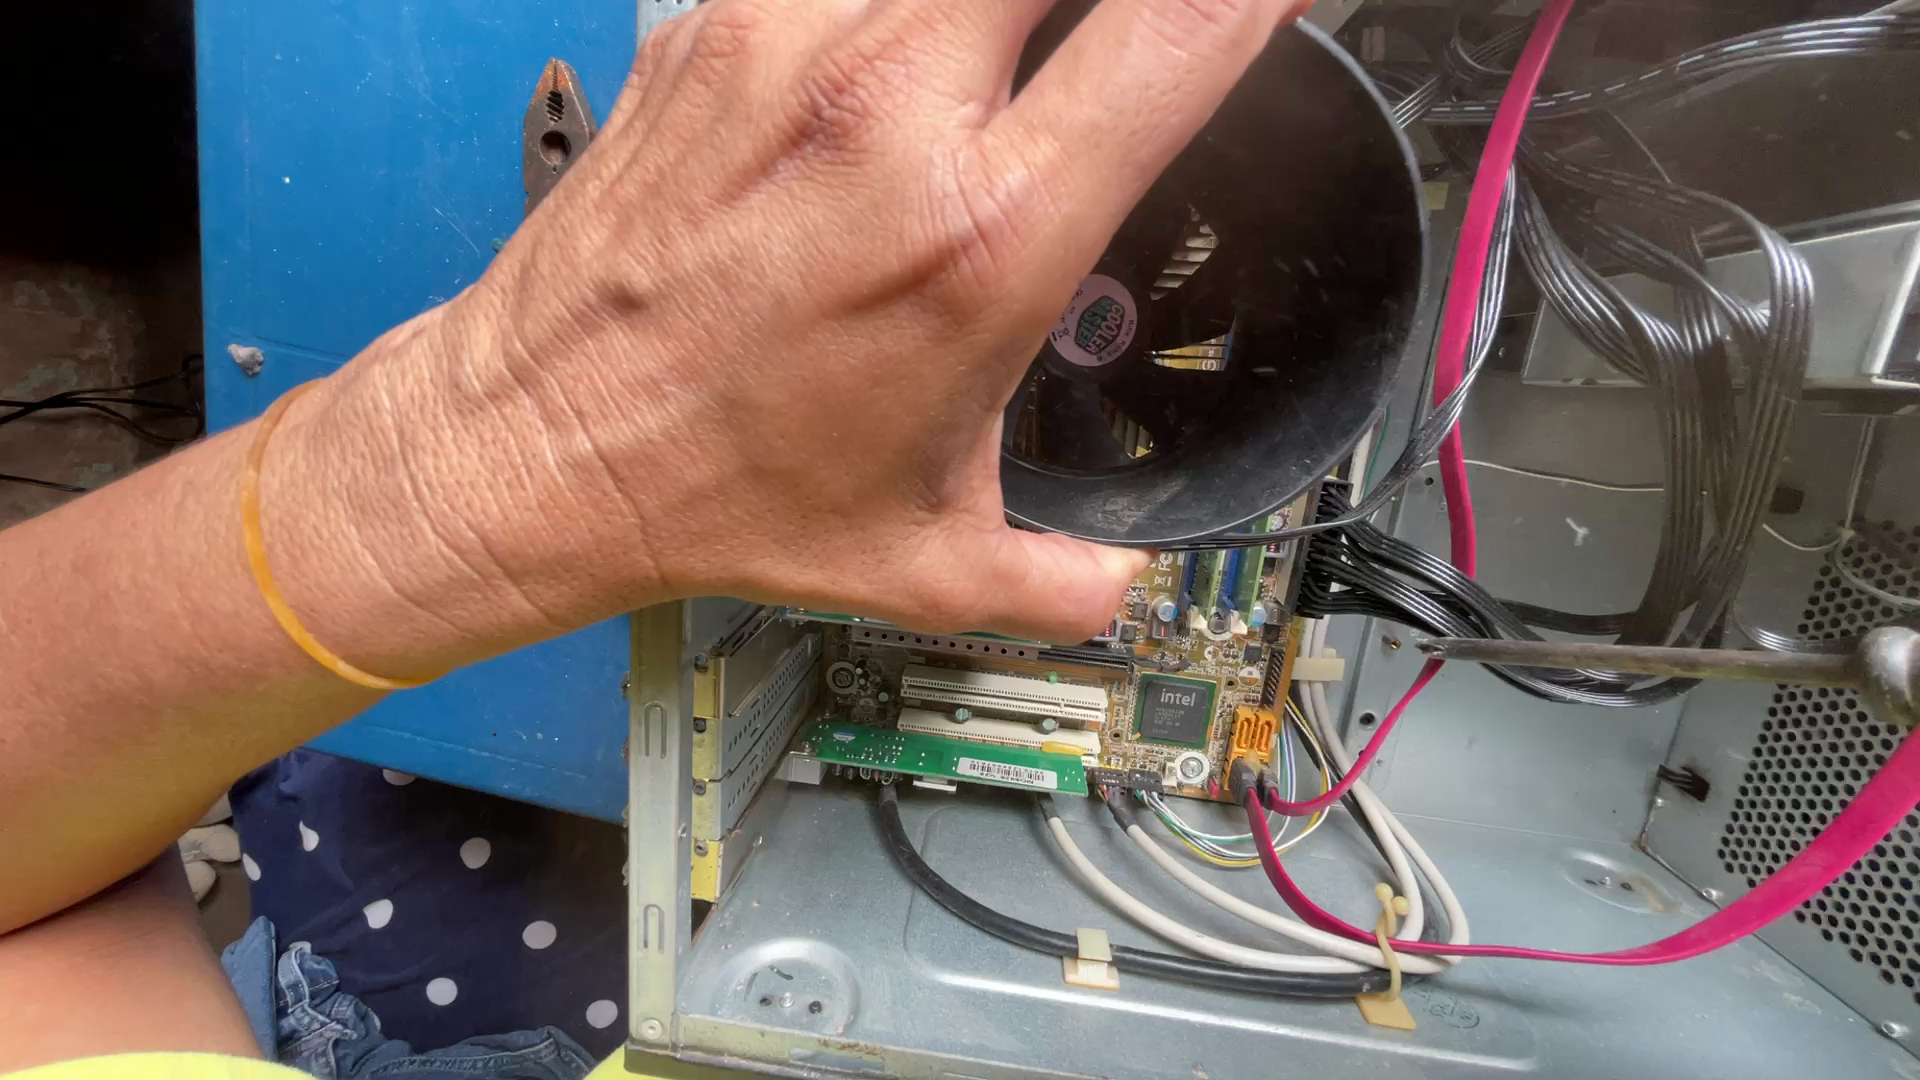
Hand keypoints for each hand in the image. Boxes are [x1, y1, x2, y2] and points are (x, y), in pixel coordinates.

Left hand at [271, 0, 1310, 667]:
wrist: (553, 448)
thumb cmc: (734, 500)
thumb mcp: (931, 564)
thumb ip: (1061, 580)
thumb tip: (1123, 585)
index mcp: (980, 237)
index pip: (1183, 27)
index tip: (1283, 1)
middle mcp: (895, 107)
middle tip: (1132, 43)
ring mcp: (791, 40)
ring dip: (1010, 6)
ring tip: (1018, 69)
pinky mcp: (716, 28)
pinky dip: (909, 7)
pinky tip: (909, 69)